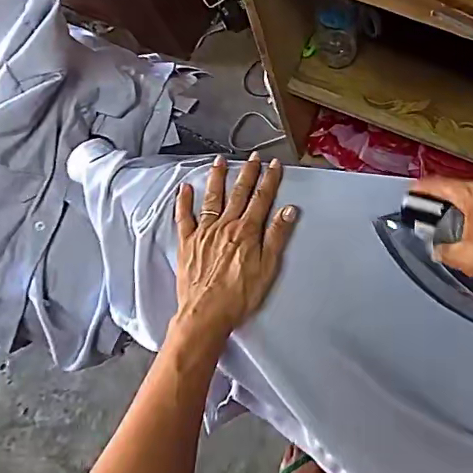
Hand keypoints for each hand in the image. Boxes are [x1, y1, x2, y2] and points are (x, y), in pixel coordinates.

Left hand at [172, 153, 298, 348]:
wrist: (206, 314)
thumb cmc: (240, 294)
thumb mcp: (268, 266)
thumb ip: (277, 235)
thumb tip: (288, 210)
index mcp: (247, 231)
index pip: (262, 198)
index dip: (270, 180)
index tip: (274, 165)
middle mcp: (224, 226)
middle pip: (239, 193)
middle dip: (248, 173)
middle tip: (253, 158)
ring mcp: (203, 233)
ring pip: (212, 199)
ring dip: (217, 178)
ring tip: (220, 162)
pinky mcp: (187, 243)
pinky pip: (184, 217)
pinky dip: (184, 201)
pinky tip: (185, 189)